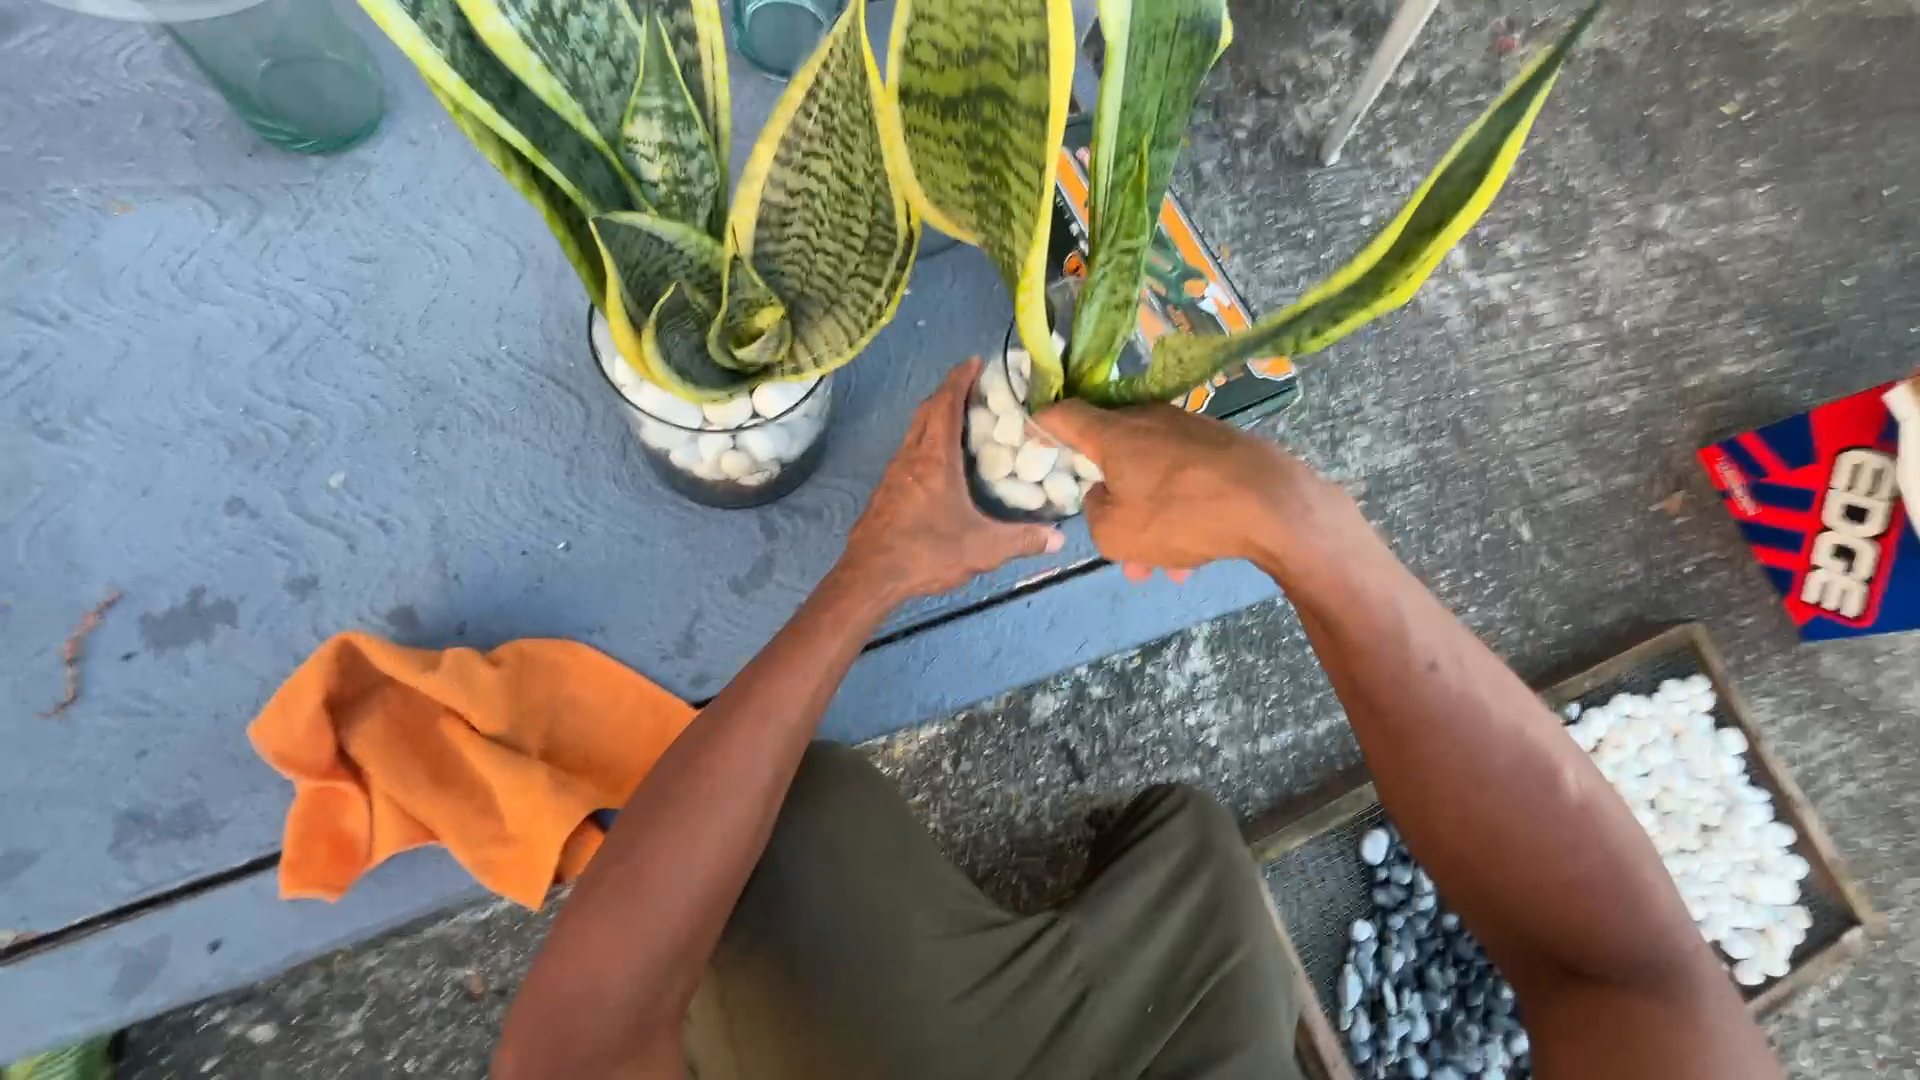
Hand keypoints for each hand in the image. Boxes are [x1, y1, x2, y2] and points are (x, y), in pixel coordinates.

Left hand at [839, 358, 1064, 601]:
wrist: (870, 576)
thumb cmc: (926, 552)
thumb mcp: (983, 548)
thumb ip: (1022, 540)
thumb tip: (1059, 538)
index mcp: (934, 458)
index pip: (945, 404)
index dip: (959, 379)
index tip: (974, 361)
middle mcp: (910, 458)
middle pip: (926, 411)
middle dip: (947, 393)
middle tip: (972, 390)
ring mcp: (892, 475)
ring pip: (913, 433)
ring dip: (933, 419)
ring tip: (959, 423)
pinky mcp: (884, 493)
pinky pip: (907, 454)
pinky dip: (924, 444)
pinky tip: (938, 465)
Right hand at [1037, 400, 1335, 580]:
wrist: (1273, 505)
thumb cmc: (1180, 514)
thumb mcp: (1116, 533)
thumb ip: (1095, 514)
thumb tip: (1104, 496)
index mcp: (1113, 433)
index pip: (1064, 414)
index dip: (1042, 423)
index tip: (1031, 432)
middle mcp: (1148, 421)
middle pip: (1112, 456)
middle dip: (1108, 502)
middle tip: (1111, 542)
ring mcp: (1188, 432)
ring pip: (1151, 479)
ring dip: (1147, 521)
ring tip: (1158, 570)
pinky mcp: (1220, 449)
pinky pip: (1183, 483)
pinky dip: (1178, 516)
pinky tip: (1190, 561)